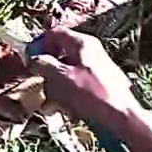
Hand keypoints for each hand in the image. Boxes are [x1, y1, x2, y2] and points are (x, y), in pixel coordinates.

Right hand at [32, 28, 151, 147]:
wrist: (123, 118)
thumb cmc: (92, 94)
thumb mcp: (62, 77)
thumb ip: (44, 64)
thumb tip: (32, 58)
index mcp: (83, 44)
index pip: (55, 33)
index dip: (39, 44)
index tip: (28, 59)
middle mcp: (91, 52)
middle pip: (60, 52)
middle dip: (46, 67)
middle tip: (38, 80)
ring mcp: (96, 68)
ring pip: (66, 70)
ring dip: (54, 84)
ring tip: (50, 100)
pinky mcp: (99, 84)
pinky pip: (76, 83)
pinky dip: (66, 93)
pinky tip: (63, 108)